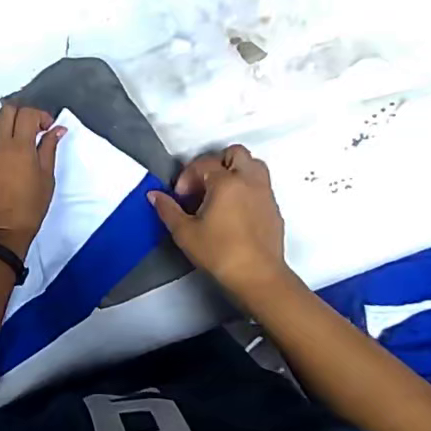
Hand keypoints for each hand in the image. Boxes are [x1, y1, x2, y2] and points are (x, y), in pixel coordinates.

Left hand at [0, 104, 64, 257]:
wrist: (5, 225)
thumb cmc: (31, 203)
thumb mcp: (47, 175)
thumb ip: (49, 147)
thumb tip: (57, 129)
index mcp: (21, 147)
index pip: (27, 114)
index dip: (39, 116)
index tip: (45, 127)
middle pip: (6, 111)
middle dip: (21, 114)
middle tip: (29, 128)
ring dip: (0, 120)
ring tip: (9, 133)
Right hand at [148, 145, 296, 299]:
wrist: (257, 277)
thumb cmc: (221, 253)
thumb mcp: (184, 232)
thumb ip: (167, 209)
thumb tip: (155, 196)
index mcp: (226, 182)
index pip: (204, 164)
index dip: (187, 176)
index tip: (179, 196)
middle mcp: (249, 182)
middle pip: (235, 153)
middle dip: (216, 162)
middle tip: (202, 182)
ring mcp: (265, 195)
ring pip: (254, 166)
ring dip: (236, 170)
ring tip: (220, 190)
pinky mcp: (274, 210)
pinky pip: (262, 186)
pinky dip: (247, 188)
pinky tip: (234, 208)